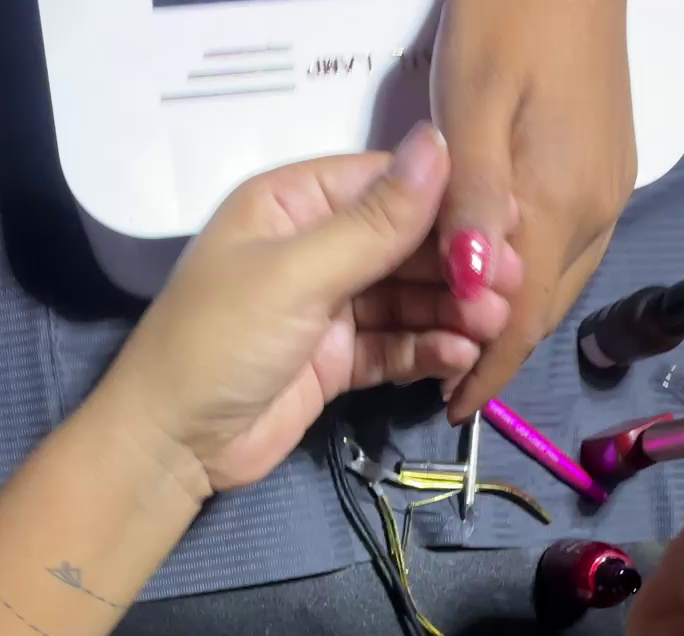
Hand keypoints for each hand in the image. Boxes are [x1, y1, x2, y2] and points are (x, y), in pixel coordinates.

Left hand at [98, 123, 522, 493]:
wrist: (175, 444)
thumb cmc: (219, 343)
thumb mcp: (294, 275)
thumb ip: (371, 223)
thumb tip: (440, 142)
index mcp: (291, 204)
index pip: (385, 185)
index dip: (446, 203)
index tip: (503, 224)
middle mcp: (314, 248)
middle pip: (402, 245)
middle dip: (455, 266)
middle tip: (509, 288)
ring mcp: (326, 308)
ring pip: (404, 299)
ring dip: (449, 312)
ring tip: (490, 328)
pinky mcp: (336, 360)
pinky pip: (392, 346)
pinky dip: (425, 351)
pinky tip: (457, 357)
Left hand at [433, 0, 636, 422]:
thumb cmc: (506, 17)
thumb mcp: (472, 106)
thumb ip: (470, 201)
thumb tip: (472, 289)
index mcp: (559, 200)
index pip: (523, 313)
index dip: (489, 368)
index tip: (456, 408)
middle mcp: (591, 209)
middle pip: (539, 307)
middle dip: (495, 354)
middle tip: (450, 388)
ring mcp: (598, 193)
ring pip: (545, 285)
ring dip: (504, 325)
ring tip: (458, 356)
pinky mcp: (593, 177)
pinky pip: (551, 256)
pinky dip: (518, 287)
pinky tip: (484, 295)